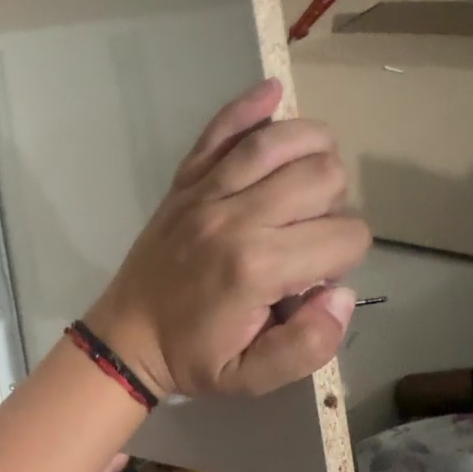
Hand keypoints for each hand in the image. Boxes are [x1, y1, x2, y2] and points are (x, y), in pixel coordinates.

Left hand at [83, 79, 370, 399]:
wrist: (125, 338)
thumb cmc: (189, 357)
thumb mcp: (252, 376)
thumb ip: (309, 345)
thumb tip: (341, 294)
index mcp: (257, 266)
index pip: (348, 234)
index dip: (343, 258)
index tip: (309, 279)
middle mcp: (235, 217)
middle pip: (325, 175)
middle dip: (333, 206)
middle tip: (302, 238)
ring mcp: (205, 193)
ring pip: (284, 139)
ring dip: (312, 154)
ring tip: (301, 189)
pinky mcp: (183, 183)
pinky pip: (219, 131)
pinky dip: (249, 108)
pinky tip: (273, 95)